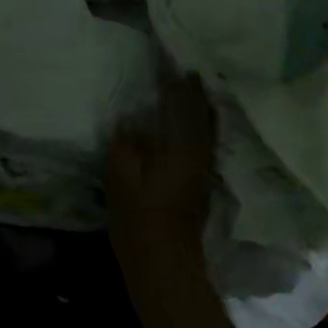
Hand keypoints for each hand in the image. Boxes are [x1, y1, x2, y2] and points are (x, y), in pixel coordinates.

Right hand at [107, 77, 218, 246]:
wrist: (165, 264)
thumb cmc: (140, 219)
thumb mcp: (121, 178)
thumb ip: (125, 145)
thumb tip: (127, 119)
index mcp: (181, 150)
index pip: (182, 107)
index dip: (177, 85)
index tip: (171, 64)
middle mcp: (199, 156)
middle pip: (202, 117)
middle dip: (194, 94)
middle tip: (187, 73)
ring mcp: (202, 173)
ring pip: (205, 132)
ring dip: (199, 111)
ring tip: (189, 94)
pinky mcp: (198, 186)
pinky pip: (201, 145)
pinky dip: (196, 129)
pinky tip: (185, 129)